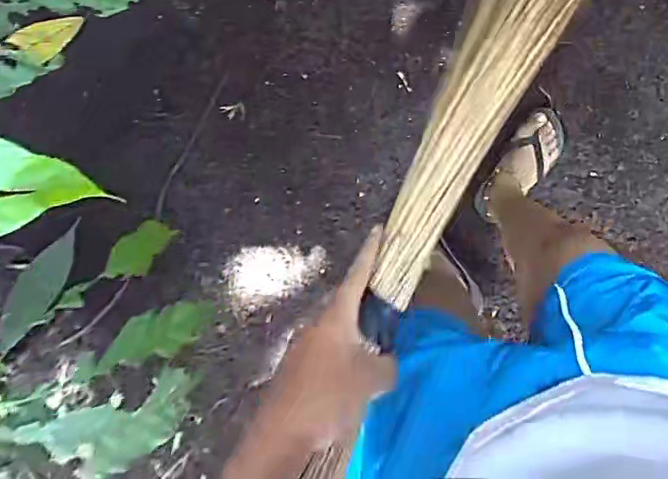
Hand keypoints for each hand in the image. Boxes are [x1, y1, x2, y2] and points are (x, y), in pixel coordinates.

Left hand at [226, 229, 394, 475]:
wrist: (278, 439)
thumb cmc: (328, 396)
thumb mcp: (372, 380)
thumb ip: (388, 364)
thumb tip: (389, 360)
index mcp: (337, 314)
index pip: (358, 274)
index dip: (371, 251)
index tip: (378, 229)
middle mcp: (316, 322)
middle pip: (345, 303)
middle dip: (364, 303)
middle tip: (384, 305)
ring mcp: (299, 346)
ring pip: (333, 332)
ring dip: (351, 338)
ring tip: (369, 353)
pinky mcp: (291, 371)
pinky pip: (321, 355)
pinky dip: (337, 360)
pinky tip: (345, 382)